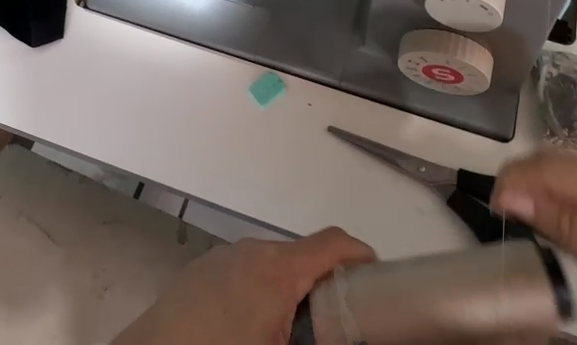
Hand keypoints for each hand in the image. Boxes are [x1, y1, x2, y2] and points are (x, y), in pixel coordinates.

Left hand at [113, 227, 374, 344]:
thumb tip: (343, 335)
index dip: (361, 256)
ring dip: (288, 293)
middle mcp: (252, 251)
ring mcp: (223, 258)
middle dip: (323, 287)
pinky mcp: (199, 272)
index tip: (377, 280)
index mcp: (278, 270)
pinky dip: (257, 294)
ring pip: (271, 266)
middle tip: (333, 325)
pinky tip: (247, 331)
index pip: (333, 242)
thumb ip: (321, 340)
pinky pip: (243, 274)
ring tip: (287, 334)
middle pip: (303, 256)